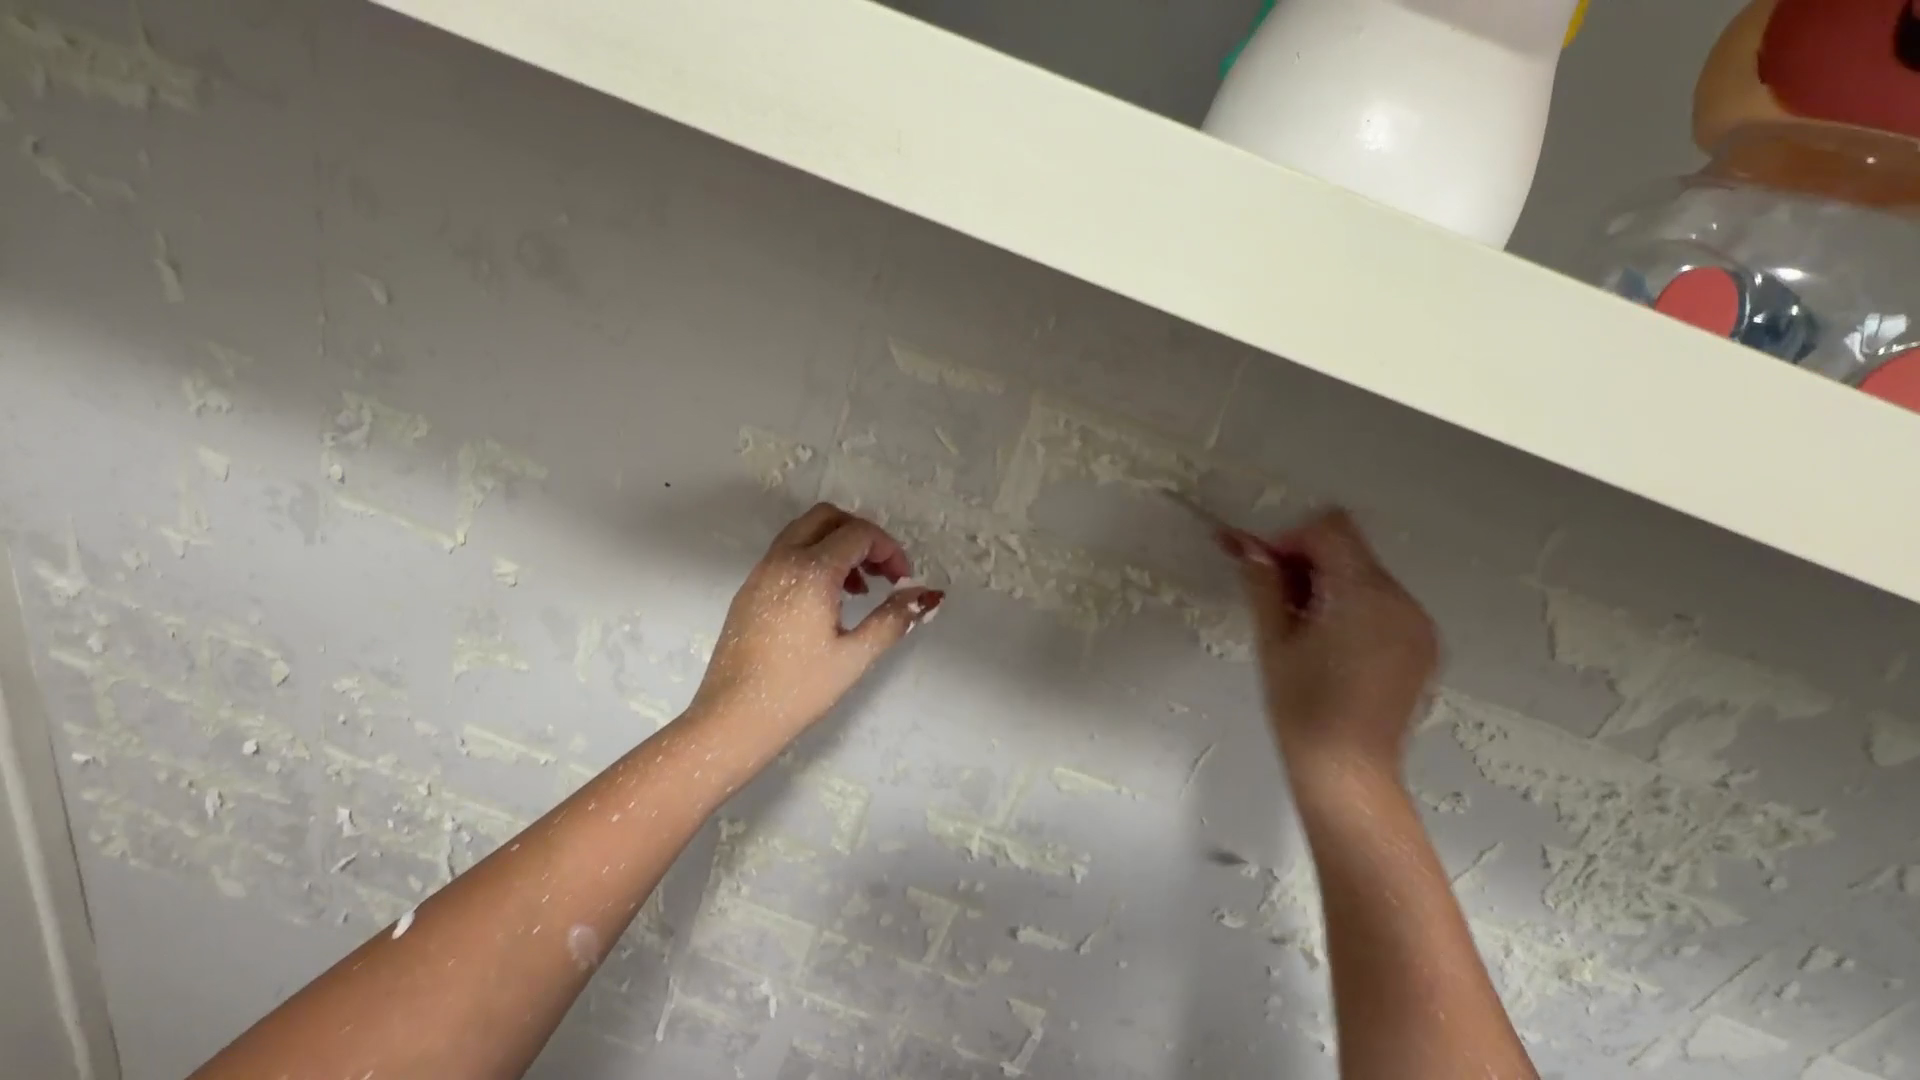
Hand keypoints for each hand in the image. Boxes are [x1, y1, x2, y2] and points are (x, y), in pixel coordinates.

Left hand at [692, 503, 942, 734]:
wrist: (732, 718)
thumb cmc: (797, 689)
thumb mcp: (855, 656)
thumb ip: (893, 619)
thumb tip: (926, 596)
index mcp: (811, 571)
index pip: (858, 533)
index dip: (889, 549)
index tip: (904, 580)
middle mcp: (782, 560)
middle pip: (828, 518)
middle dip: (862, 536)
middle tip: (882, 572)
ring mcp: (761, 572)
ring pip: (804, 532)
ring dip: (837, 546)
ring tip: (859, 589)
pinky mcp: (750, 589)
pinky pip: (787, 553)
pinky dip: (814, 559)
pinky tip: (827, 601)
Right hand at [1221, 509, 1436, 772]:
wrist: (1347, 773)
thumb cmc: (1302, 710)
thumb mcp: (1273, 641)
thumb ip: (1263, 583)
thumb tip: (1250, 547)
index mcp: (1366, 596)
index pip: (1331, 529)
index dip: (1291, 538)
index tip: (1264, 567)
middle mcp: (1403, 603)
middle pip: (1351, 551)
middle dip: (1308, 563)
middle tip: (1273, 596)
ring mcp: (1419, 627)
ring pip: (1367, 578)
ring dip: (1330, 586)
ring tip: (1299, 626)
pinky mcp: (1423, 649)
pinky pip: (1385, 607)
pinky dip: (1354, 610)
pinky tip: (1328, 645)